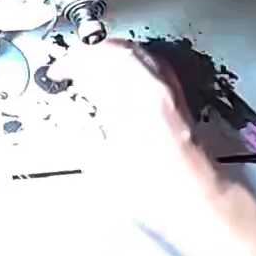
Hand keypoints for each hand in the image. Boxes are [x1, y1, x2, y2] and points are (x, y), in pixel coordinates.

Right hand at [52, 40, 255, 255]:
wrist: (199, 205)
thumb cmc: (157, 192)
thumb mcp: (104, 162)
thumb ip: (90, 126)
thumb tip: (78, 113)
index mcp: (131, 99)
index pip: (95, 62)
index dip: (69, 63)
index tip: (56, 71)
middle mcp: (154, 89)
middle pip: (117, 50)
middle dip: (87, 52)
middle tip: (69, 64)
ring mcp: (170, 92)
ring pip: (136, 53)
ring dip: (108, 54)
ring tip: (89, 66)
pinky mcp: (178, 100)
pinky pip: (149, 66)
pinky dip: (128, 63)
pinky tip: (119, 76)